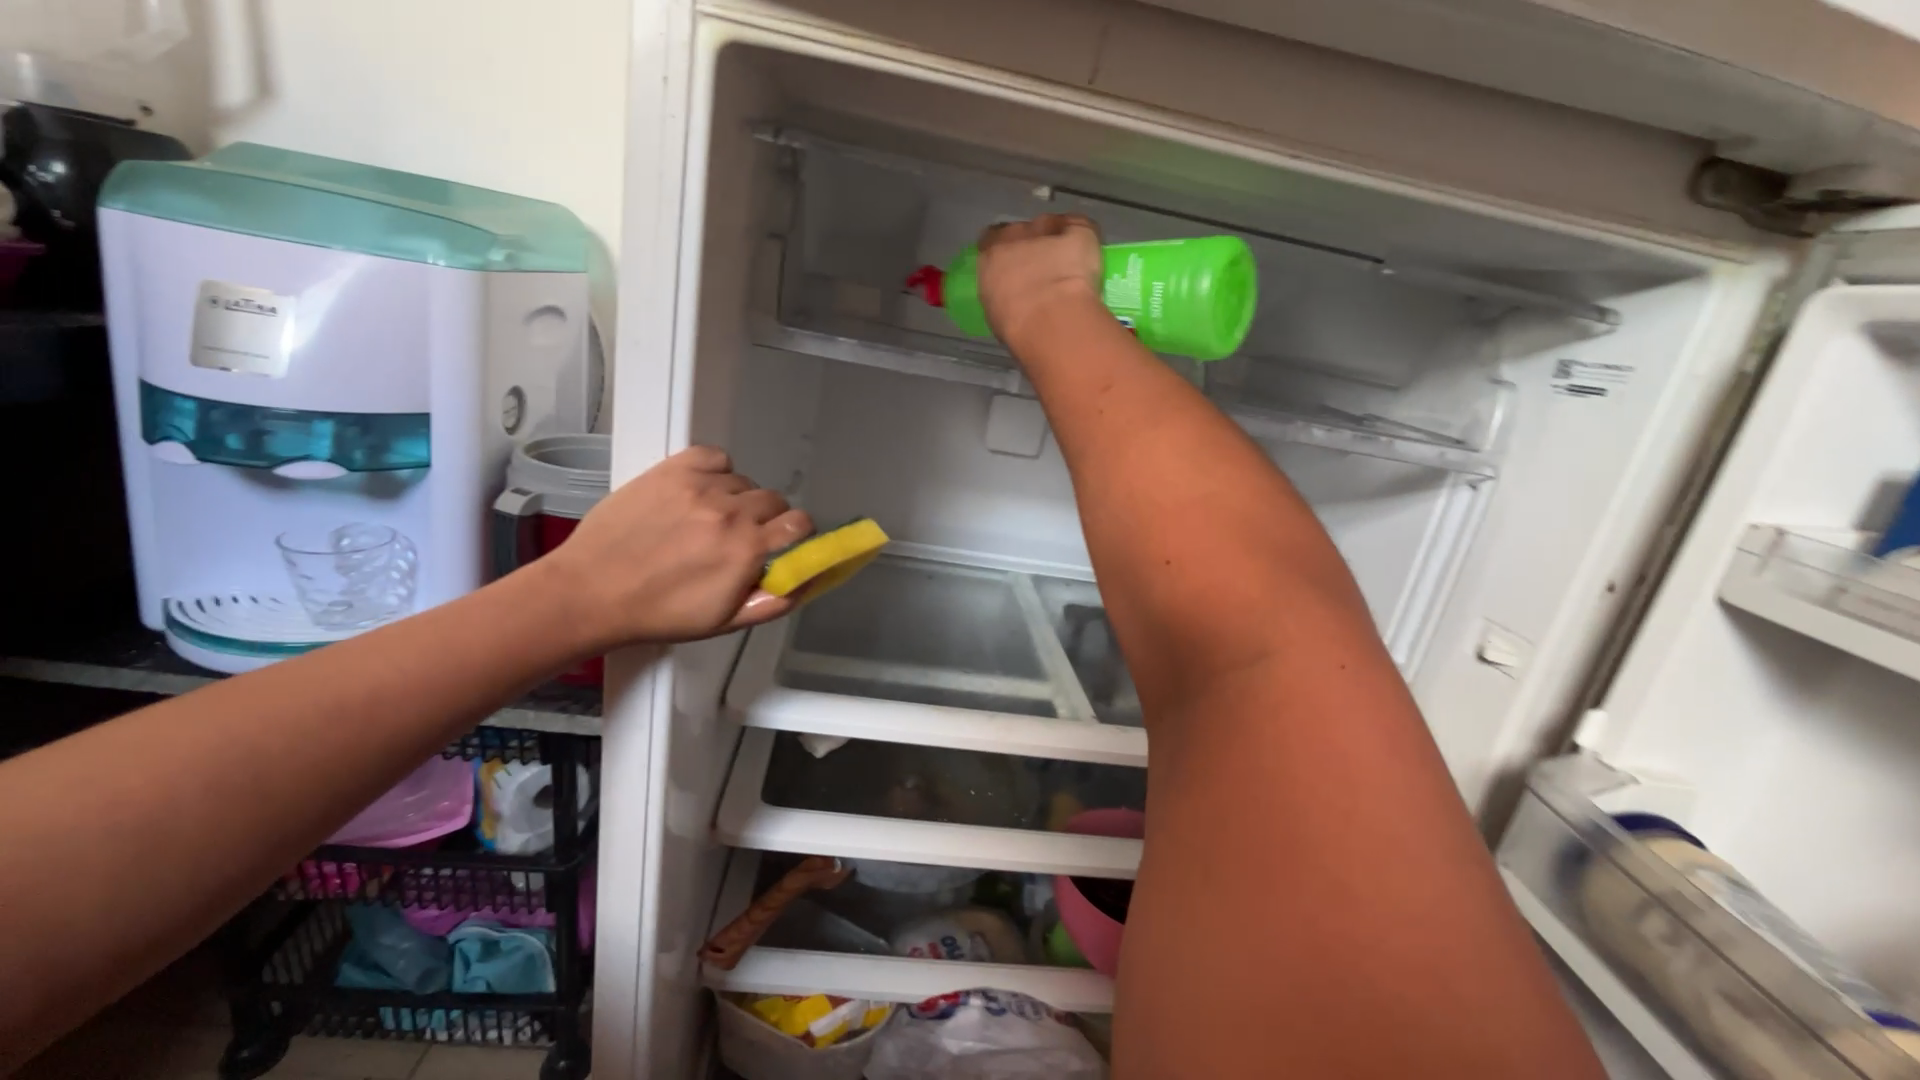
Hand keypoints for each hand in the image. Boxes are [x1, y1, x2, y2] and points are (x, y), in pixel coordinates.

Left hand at [537, 445, 811, 649]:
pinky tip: (700, 492)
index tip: (782, 544)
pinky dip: (716, 471)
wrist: (592, 592)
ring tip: (709, 519)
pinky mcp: (672, 470)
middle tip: (739, 538)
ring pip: (744, 482)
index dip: (797, 534)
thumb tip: (809, 581)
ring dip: (737, 499)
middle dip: (766, 520)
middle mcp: (730, 512)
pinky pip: (715, 457)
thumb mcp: (725, 622)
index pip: (800, 523)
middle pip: (774, 500)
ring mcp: (699, 487)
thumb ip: (774, 602)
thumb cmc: (659, 614)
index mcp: (747, 550)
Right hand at [976, 214, 1104, 349]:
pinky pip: (1080, 226)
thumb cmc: (1016, 327)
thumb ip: (1002, 295)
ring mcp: (1048, 230)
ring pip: (1051, 227)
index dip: (1005, 251)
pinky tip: (1087, 254)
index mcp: (991, 257)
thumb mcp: (997, 313)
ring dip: (1058, 240)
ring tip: (1069, 264)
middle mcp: (1016, 236)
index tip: (1013, 266)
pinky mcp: (1080, 231)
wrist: (1050, 319)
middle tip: (1043, 271)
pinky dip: (1084, 236)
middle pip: (1022, 232)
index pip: (992, 241)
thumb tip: (1011, 298)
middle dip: (1031, 246)